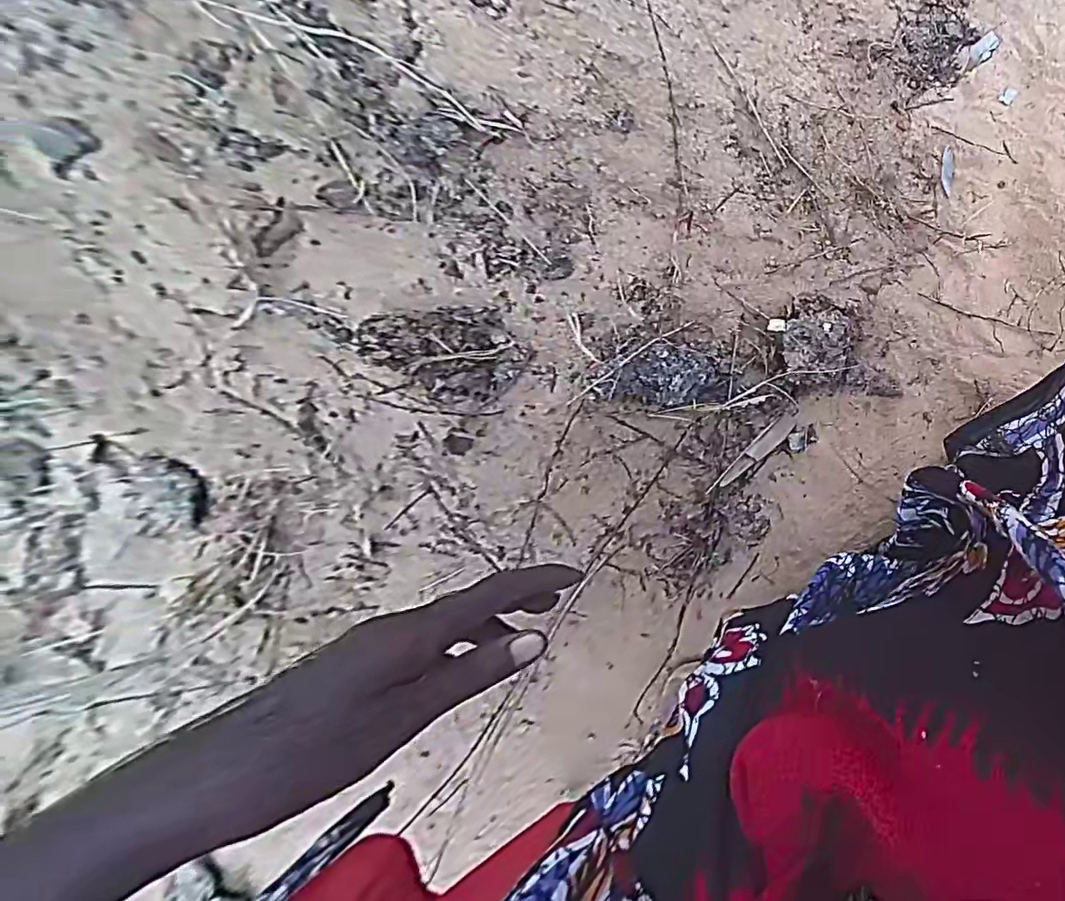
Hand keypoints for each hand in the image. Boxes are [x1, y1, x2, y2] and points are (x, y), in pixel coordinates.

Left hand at [0, 564, 582, 900]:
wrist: (192, 787)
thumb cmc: (307, 754)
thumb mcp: (404, 717)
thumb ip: (472, 673)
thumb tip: (537, 638)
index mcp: (411, 634)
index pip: (491, 592)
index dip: (538, 578)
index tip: (575, 573)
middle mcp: (391, 628)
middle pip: (469, 600)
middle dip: (517, 595)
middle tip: (555, 600)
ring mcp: (366, 645)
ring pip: (444, 622)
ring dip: (487, 623)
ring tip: (515, 642)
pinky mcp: (348, 666)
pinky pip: (420, 640)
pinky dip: (454, 644)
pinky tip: (453, 671)